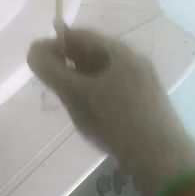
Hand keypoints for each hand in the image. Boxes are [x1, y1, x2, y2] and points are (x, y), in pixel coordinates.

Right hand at [27, 25, 194, 195]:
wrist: (161, 160)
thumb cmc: (116, 121)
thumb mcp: (77, 95)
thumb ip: (52, 72)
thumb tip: (33, 51)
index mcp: (118, 52)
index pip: (80, 36)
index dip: (55, 43)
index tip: (36, 59)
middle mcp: (133, 60)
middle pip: (93, 52)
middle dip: (68, 62)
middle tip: (48, 79)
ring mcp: (143, 81)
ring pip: (104, 72)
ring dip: (81, 78)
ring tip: (66, 97)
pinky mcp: (147, 102)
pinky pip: (114, 87)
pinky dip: (96, 91)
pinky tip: (89, 110)